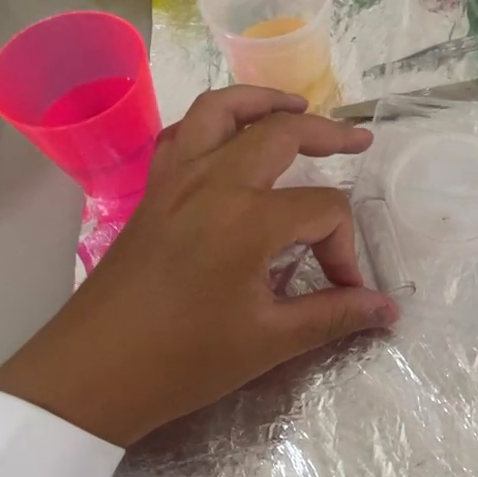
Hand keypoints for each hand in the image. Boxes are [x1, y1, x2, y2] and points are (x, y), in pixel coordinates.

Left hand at [0, 87, 396, 445]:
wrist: (88, 376)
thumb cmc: (181, 361)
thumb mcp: (269, 341)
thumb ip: (334, 315)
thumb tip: (389, 311)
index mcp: (248, 218)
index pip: (323, 210)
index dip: (345, 248)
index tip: (346, 289)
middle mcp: (213, 182)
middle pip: (282, 132)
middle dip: (328, 133)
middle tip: (359, 141)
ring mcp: (176, 179)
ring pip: (221, 110)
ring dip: (264, 101)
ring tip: (296, 106)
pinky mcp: (153, 190)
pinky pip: (182, 133)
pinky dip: (212, 122)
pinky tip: (229, 139)